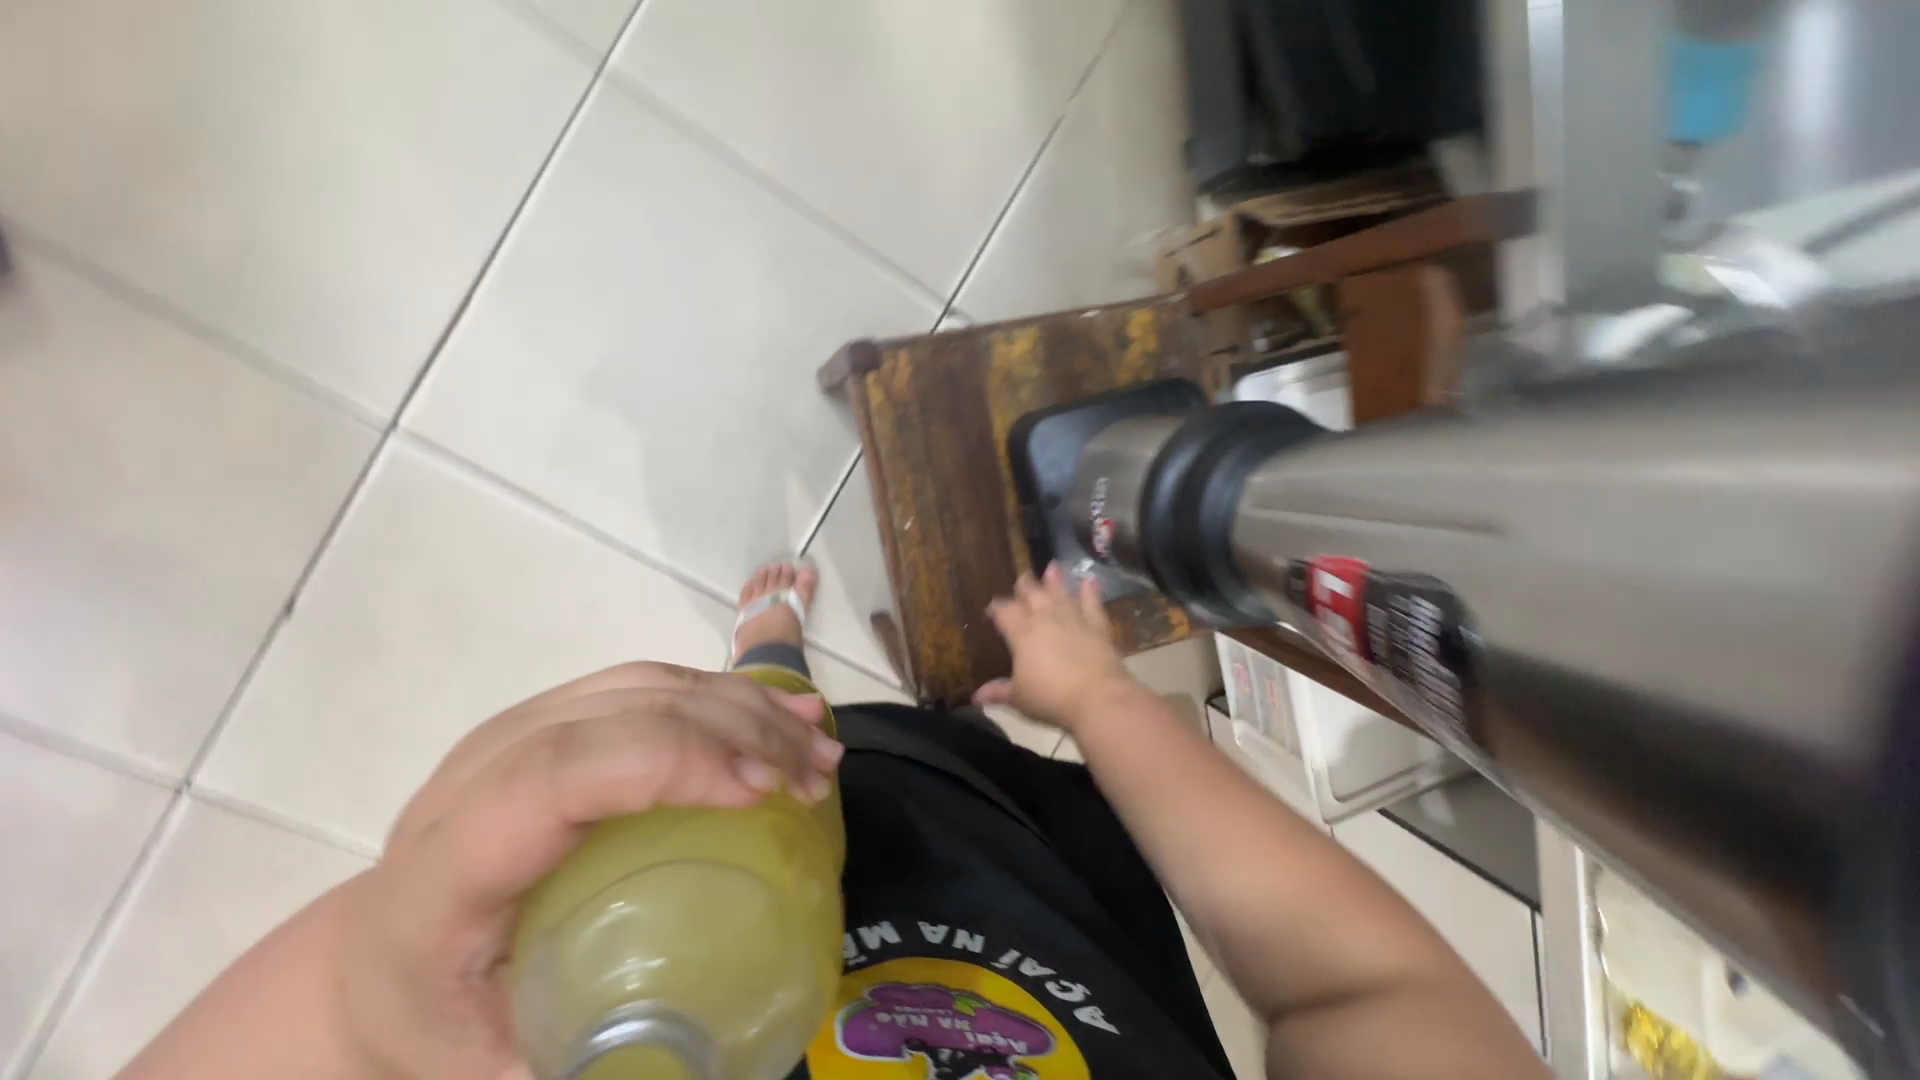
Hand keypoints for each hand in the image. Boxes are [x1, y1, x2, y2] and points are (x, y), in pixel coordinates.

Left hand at [334, 662, 840, 1079]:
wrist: (378, 954)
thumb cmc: (435, 1014)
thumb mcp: (487, 1068)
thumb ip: (584, 1067)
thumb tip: (702, 1066)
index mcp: (454, 858)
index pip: (560, 773)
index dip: (670, 763)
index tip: (763, 793)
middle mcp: (482, 770)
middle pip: (623, 711)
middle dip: (737, 732)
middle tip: (818, 775)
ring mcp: (520, 728)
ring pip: (647, 683)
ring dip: (744, 707)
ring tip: (817, 747)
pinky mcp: (554, 715)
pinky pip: (651, 683)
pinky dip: (725, 695)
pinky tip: (780, 715)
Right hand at [974, 563, 1138, 731]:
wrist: (1098, 698)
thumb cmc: (1051, 698)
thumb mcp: (1019, 699)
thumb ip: (999, 692)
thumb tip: (976, 697)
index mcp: (1022, 634)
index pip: (1005, 613)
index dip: (997, 608)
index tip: (992, 609)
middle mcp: (1047, 620)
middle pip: (1033, 596)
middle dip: (1026, 586)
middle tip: (1023, 577)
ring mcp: (1074, 620)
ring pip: (1061, 594)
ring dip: (1056, 581)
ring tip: (1052, 567)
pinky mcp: (1098, 627)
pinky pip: (1093, 605)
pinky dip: (1090, 592)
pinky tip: (1089, 581)